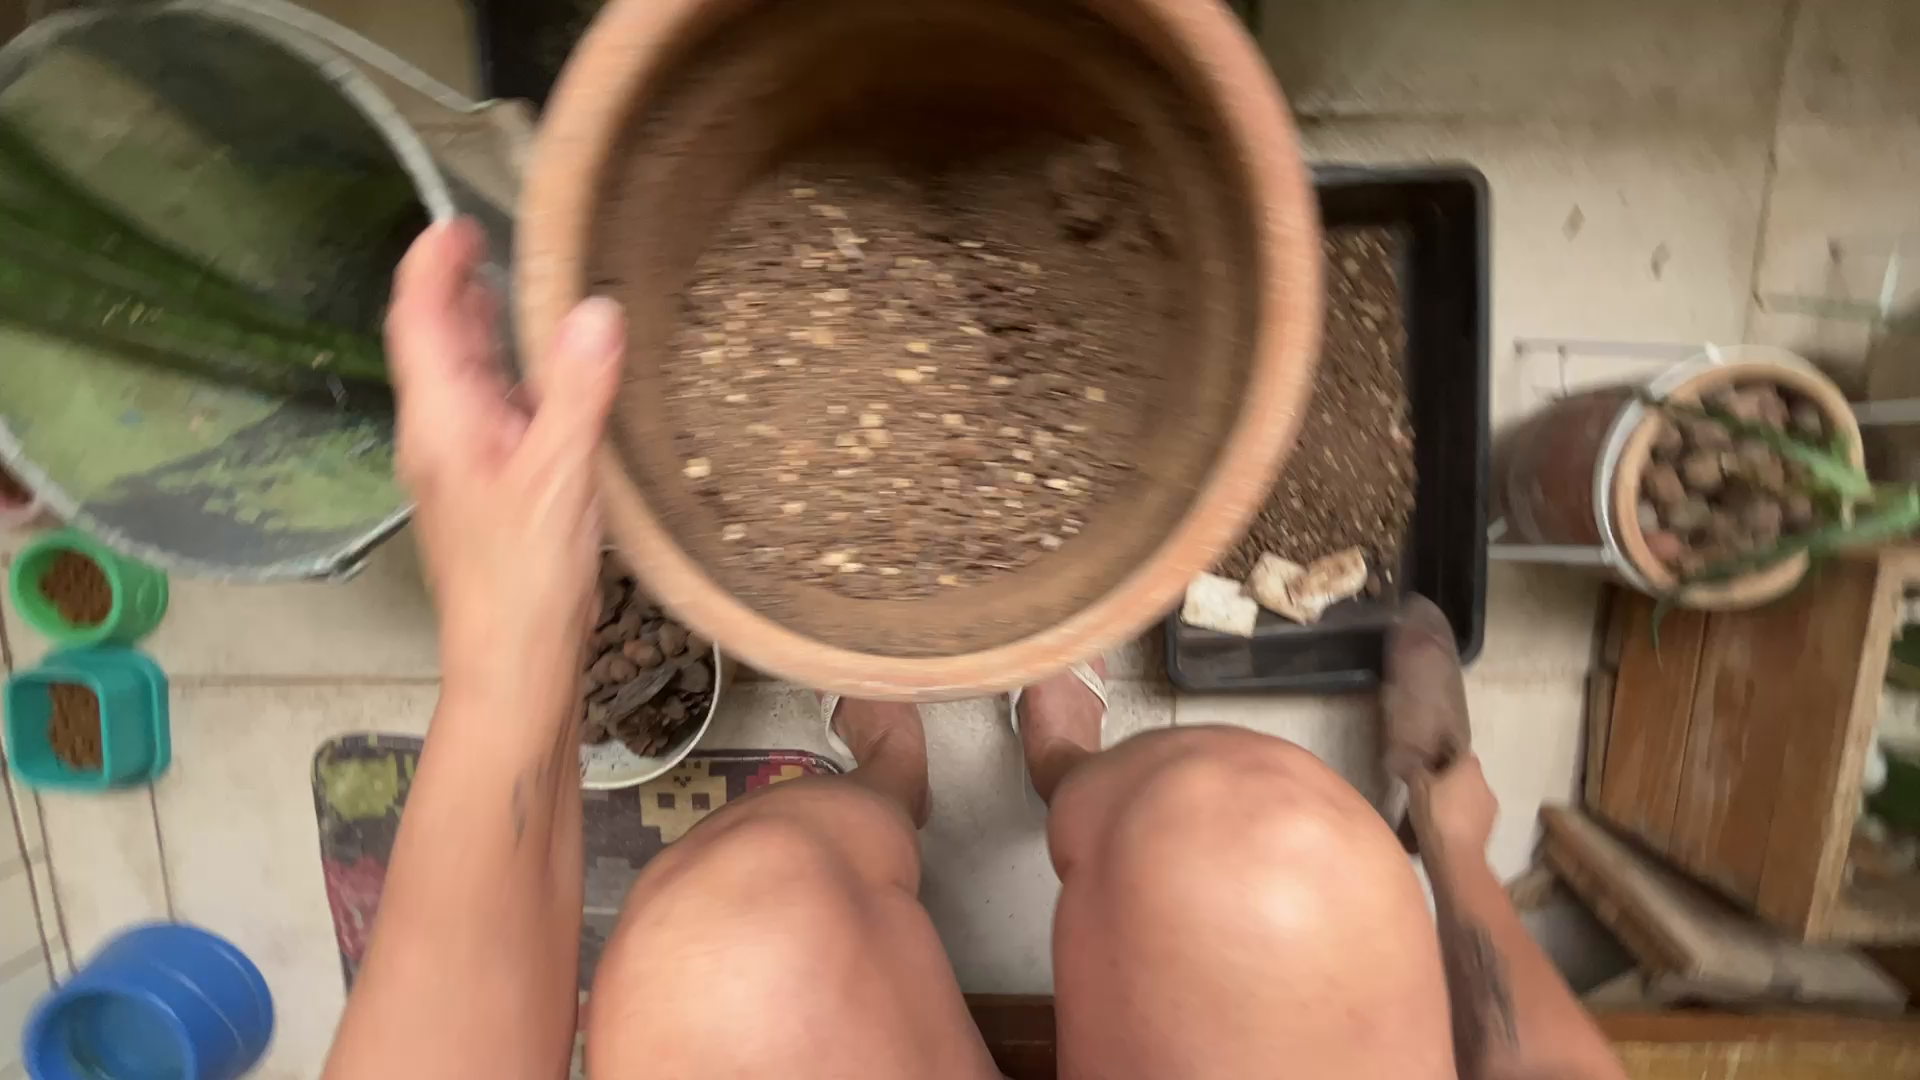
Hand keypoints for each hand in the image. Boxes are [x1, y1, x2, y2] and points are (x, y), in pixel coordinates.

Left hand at [386, 219, 623, 713]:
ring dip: (486, 338)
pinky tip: (548, 386)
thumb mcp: (559, 474)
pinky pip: (499, 417)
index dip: (432, 268)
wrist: (515, 649)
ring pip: (470, 384)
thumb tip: (597, 311)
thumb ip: (577, 392)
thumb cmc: (526, 569)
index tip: (456, 222)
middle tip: (491, 249)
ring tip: (514, 299)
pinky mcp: (495, 489)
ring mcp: (467, 465)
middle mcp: (444, 435)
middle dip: (458, 294)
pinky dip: (517, 384)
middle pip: (439, 348)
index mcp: (443, 422)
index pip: (421, 323)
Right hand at [1407, 753, 1497, 857]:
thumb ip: (1415, 767)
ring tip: (1437, 802)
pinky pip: (1474, 810)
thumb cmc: (1436, 811)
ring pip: (1472, 793)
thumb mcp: (1416, 783)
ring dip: (1458, 794)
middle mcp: (1485, 785)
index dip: (1446, 753)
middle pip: (1467, 773)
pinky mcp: (1489, 826)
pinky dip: (1462, 811)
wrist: (1455, 853)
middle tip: (1429, 781)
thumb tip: (1413, 761)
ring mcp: (1491, 807)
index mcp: (1470, 769)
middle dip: (1451, 775)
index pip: (1462, 752)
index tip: (1431, 759)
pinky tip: (1446, 819)